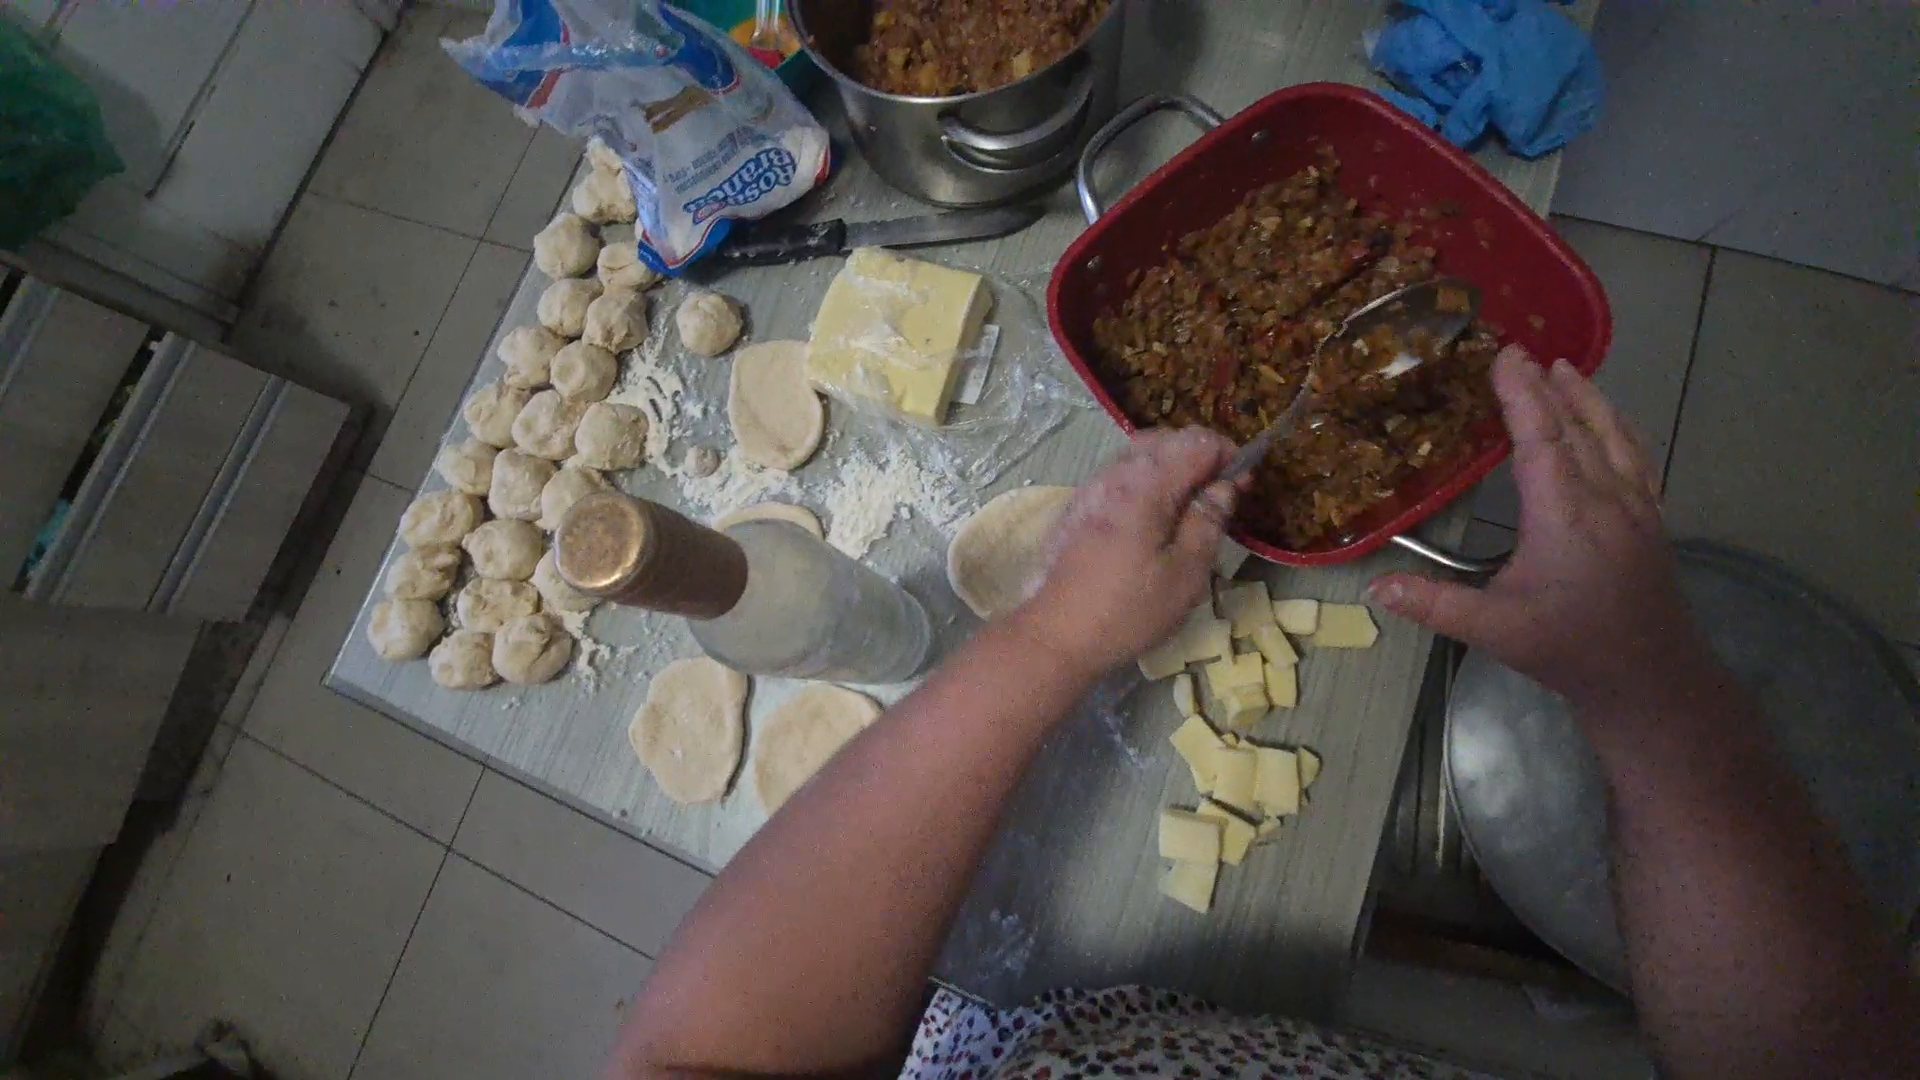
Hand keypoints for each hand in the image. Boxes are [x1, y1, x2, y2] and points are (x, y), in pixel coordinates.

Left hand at [1013, 428, 1238, 674]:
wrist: (1056, 633)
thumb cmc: (1129, 610)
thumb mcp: (1186, 574)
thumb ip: (1208, 522)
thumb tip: (1224, 486)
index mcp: (1145, 485)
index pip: (1197, 442)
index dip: (1227, 456)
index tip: (1242, 485)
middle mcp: (1114, 475)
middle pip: (1166, 440)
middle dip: (1199, 457)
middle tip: (1218, 495)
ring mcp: (1090, 489)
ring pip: (1139, 455)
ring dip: (1170, 468)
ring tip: (1187, 508)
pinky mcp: (1077, 508)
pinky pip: (1118, 477)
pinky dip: (1144, 483)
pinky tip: (1152, 518)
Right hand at [1369, 347, 1713, 705]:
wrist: (1654, 681)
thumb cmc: (1572, 649)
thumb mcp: (1493, 629)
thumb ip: (1432, 605)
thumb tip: (1371, 586)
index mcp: (1569, 517)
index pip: (1544, 441)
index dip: (1523, 397)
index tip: (1506, 356)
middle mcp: (1609, 502)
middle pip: (1585, 427)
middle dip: (1556, 386)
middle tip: (1528, 352)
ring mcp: (1638, 510)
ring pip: (1618, 437)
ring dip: (1591, 400)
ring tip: (1569, 371)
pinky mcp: (1649, 523)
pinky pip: (1634, 457)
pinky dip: (1614, 428)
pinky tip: (1606, 427)